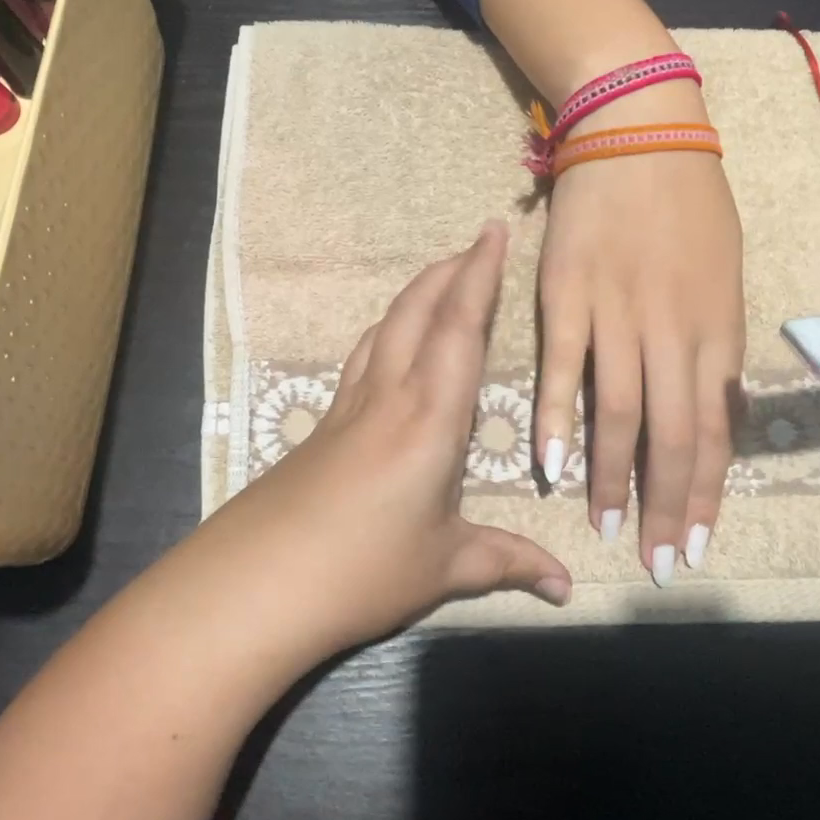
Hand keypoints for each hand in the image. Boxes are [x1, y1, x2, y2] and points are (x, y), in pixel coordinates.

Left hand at [205, 222, 571, 651]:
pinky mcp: (322, 429)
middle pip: (416, 313)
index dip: (480, 276)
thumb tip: (567, 586)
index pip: (460, 330)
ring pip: (383, 330)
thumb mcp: (444, 568)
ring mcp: (347, 410)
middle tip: (475, 245)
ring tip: (438, 282)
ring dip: (414, 296)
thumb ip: (509, 564)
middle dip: (448, 271)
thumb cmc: (360, 572)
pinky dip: (386, 333)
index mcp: (429, 419)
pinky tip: (389, 347)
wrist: (252, 586)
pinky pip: (362, 360)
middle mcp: (387, 398)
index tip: (494, 232)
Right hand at [475, 0, 745, 586]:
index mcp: (717, 331)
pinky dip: (553, 418)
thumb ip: (718, 347)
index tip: (696, 542)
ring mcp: (617, 314)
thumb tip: (713, 411)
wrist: (642, 135)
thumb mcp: (726, 277)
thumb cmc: (690, 206)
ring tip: (607, 528)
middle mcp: (672, 333)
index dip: (705, 493)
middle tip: (658, 563)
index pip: (714, 431)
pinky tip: (548, 465)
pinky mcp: (566, 296)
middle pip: (672, 437)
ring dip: (613, 477)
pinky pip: (561, 367)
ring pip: (619, 413)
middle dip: (667, 507)